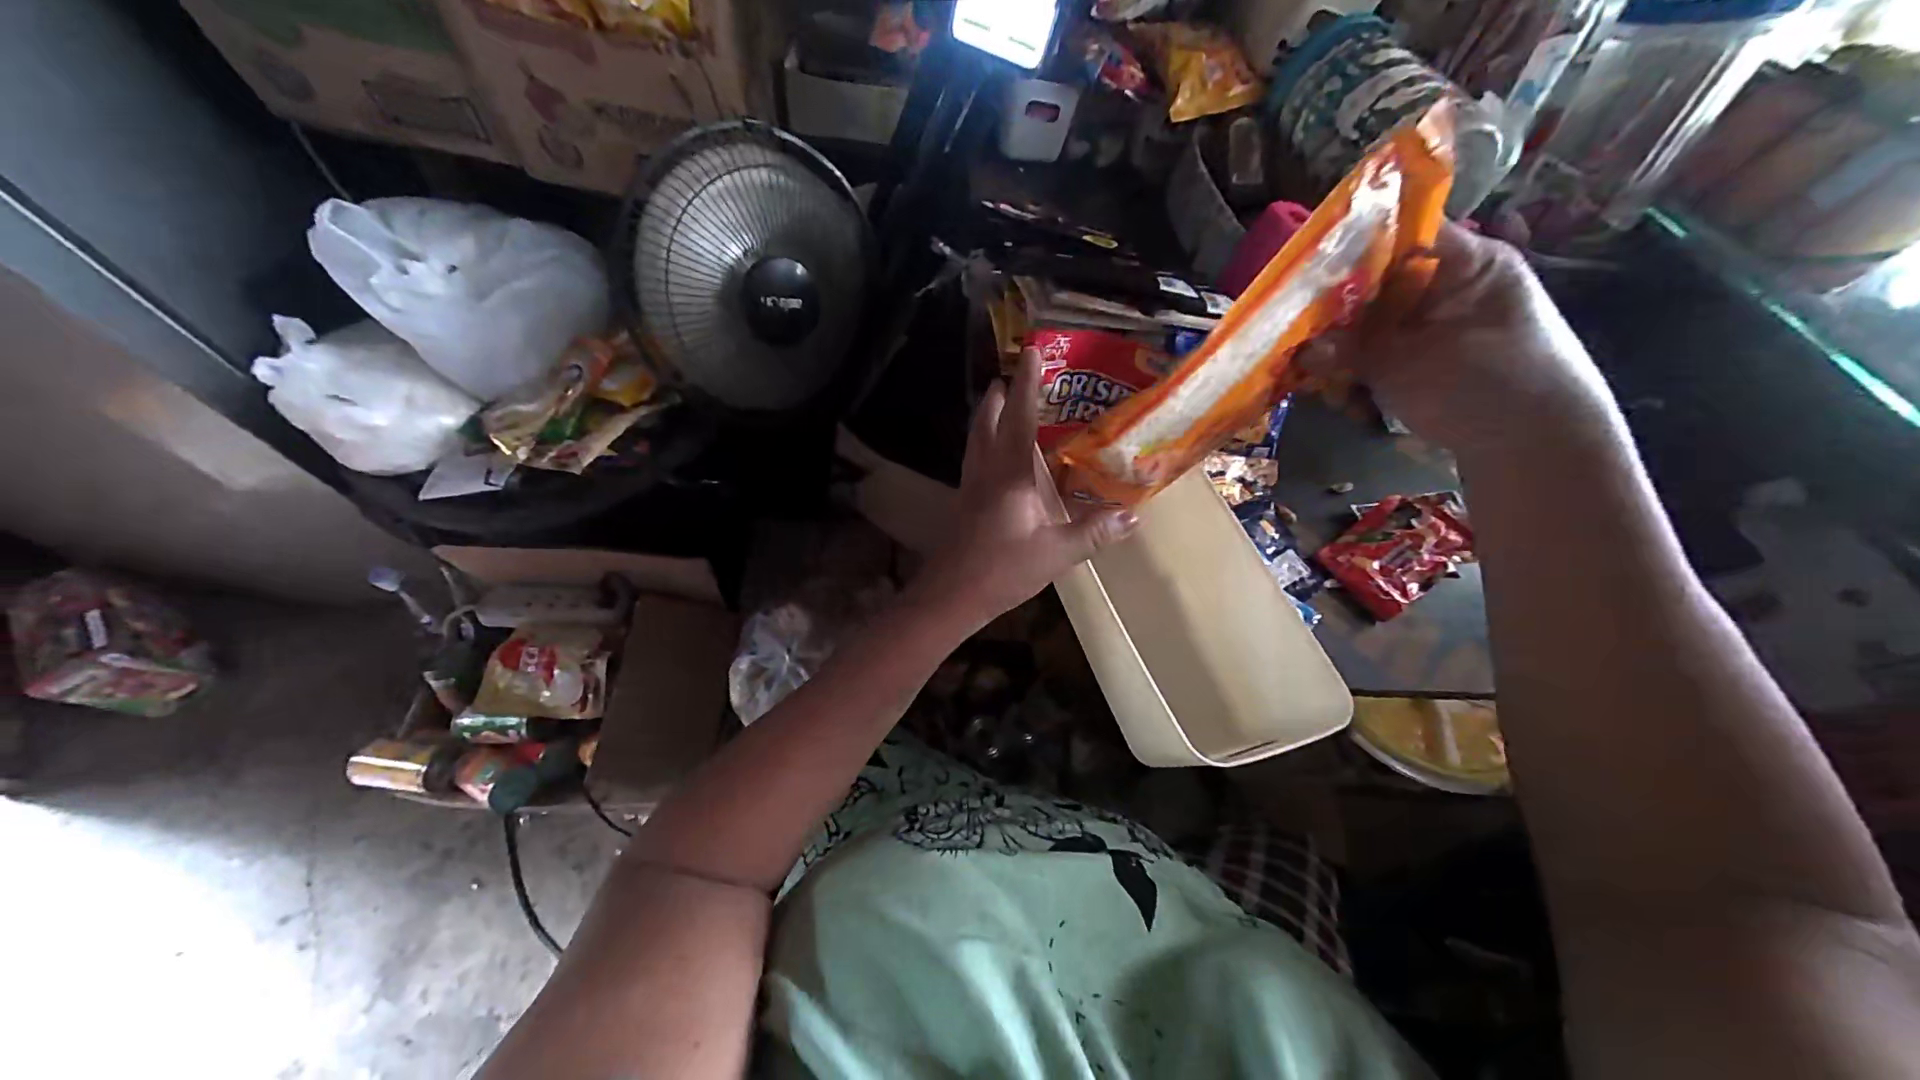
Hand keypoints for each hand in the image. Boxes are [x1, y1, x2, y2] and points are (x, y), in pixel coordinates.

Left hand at [912, 348, 1138, 629]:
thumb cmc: (1001, 570)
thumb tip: (1132, 516)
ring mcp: (970, 486)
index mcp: (1009, 473)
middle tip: (1017, 377)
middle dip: (1002, 395)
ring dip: (990, 416)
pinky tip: (1000, 458)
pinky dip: (987, 444)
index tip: (1032, 351)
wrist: (950, 597)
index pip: (1019, 417)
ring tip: (1005, 405)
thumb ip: (1093, 532)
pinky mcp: (964, 503)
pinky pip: (976, 460)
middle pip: (988, 420)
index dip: (1027, 383)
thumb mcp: (1055, 553)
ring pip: (977, 438)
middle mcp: (985, 470)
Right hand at [1301, 223, 1623, 465]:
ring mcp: (1430, 328)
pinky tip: (1352, 406)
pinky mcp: (1419, 363)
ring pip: (1364, 329)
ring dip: (1338, 360)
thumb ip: (1353, 350)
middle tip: (1299, 346)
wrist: (1536, 449)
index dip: (1347, 247)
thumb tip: (1298, 349)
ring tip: (1331, 392)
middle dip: (1331, 319)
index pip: (1398, 233)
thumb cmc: (1490, 387)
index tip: (1300, 275)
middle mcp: (1444, 288)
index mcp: (1464, 263)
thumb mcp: (1413, 364)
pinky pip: (1373, 360)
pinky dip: (1355, 381)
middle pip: (1370, 286)